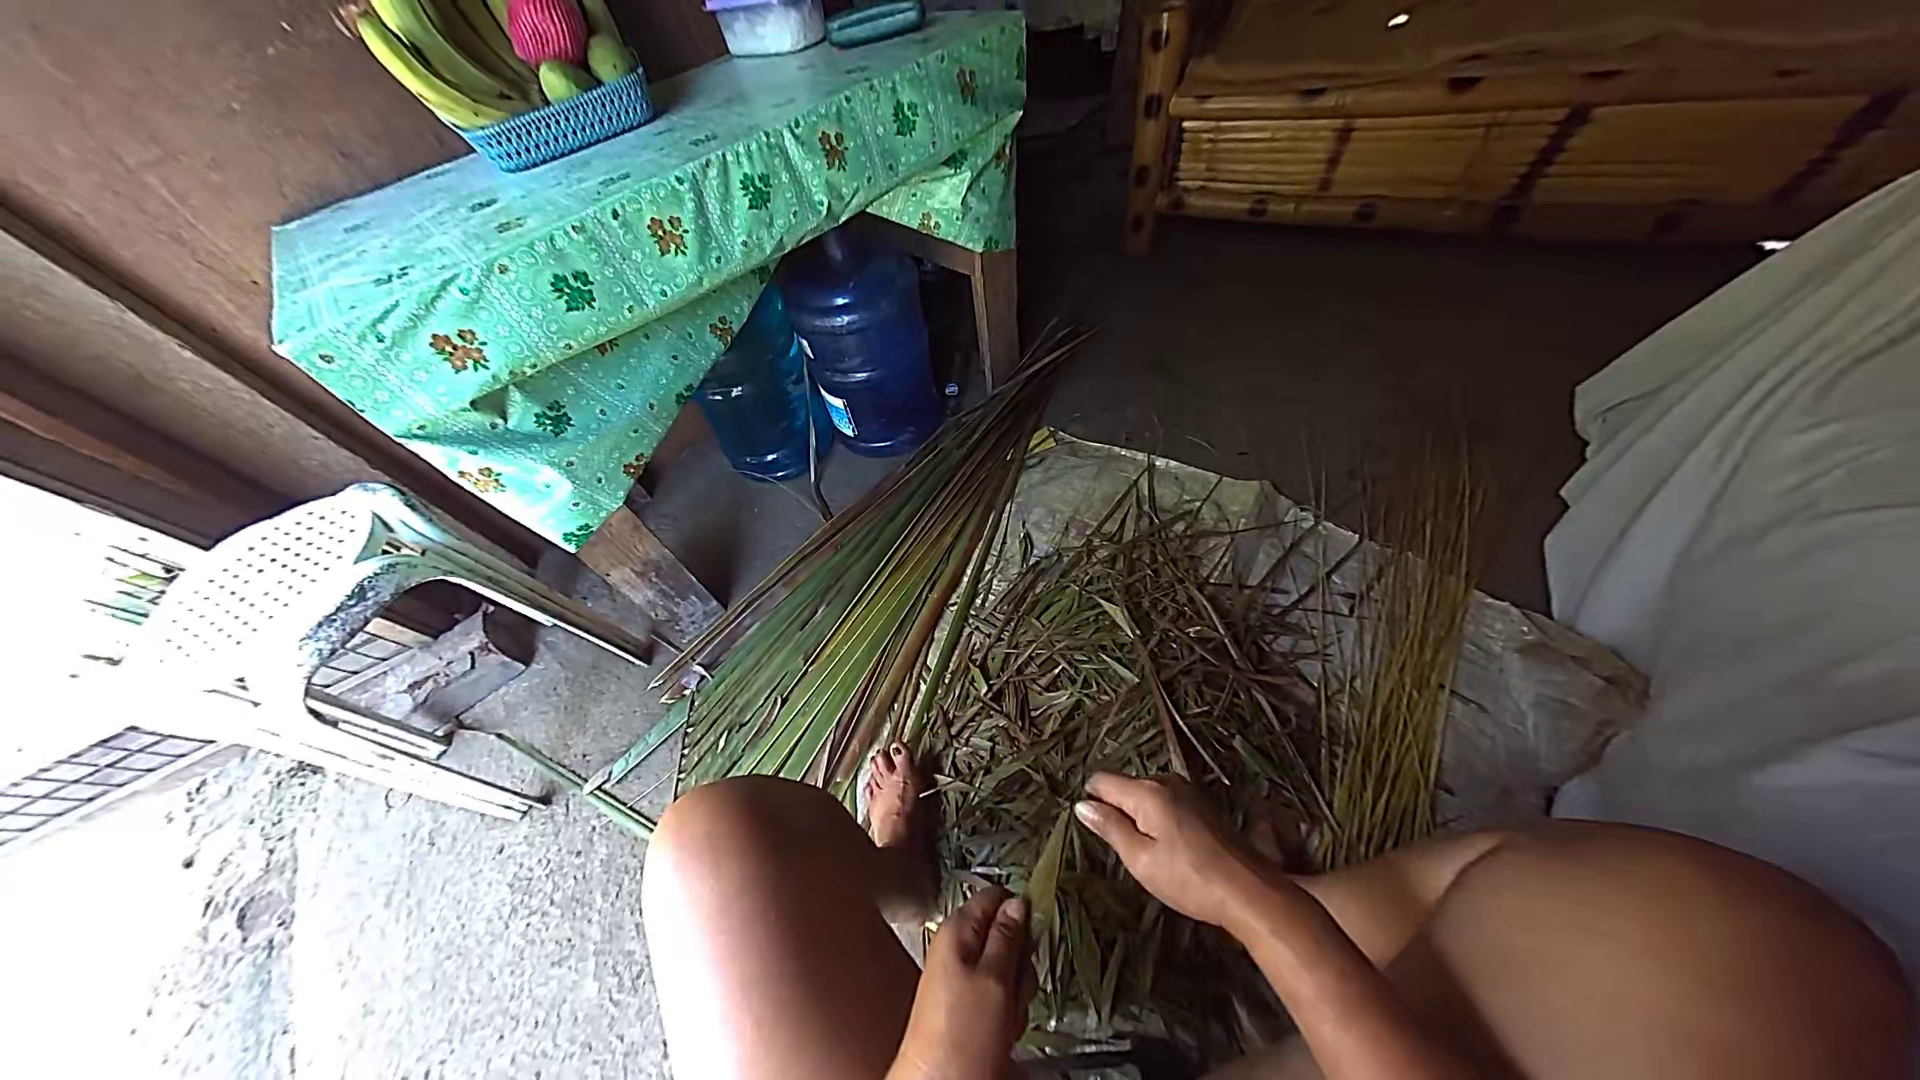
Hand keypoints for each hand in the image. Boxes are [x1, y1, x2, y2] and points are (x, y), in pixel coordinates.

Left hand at [887, 886, 1034, 1079]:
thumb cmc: (962, 1035)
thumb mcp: (994, 979)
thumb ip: (1009, 937)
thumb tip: (1019, 901)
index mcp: (958, 930)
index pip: (995, 896)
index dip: (1019, 911)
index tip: (1032, 935)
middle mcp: (958, 948)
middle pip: (1006, 936)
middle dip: (1020, 963)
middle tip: (1013, 987)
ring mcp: (963, 978)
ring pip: (1008, 970)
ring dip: (1016, 994)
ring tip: (1005, 1016)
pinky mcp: (970, 1006)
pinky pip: (1001, 997)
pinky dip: (1008, 1014)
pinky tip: (1001, 1030)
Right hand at [1074, 772, 1279, 929]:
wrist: (1250, 891)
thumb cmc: (1190, 879)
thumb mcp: (1140, 859)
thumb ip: (1110, 828)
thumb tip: (1083, 806)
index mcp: (1146, 792)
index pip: (1102, 781)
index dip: (1091, 801)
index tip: (1095, 829)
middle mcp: (1165, 782)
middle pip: (1124, 787)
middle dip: (1117, 811)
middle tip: (1124, 849)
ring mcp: (1186, 791)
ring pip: (1145, 797)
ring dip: (1139, 818)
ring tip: (1147, 854)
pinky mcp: (1201, 805)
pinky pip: (1165, 804)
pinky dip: (1158, 822)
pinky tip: (1169, 851)